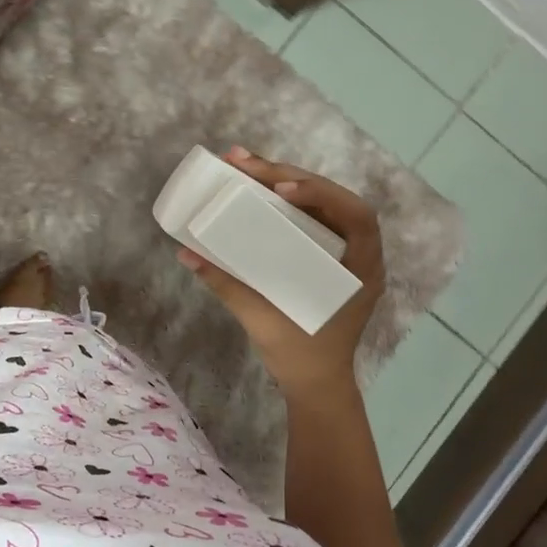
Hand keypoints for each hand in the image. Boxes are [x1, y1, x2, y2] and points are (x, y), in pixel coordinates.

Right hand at [180, 147, 384, 395]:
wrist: (316, 386)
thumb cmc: (300, 354)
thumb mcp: (262, 318)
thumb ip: (226, 283)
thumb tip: (186, 252)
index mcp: (360, 270)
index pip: (355, 216)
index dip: (321, 194)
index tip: (282, 189)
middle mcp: (360, 256)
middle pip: (332, 200)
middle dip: (288, 176)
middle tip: (243, 161)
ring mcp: (345, 256)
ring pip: (320, 205)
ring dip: (285, 182)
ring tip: (245, 166)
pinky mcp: (326, 259)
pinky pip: (311, 220)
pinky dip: (287, 203)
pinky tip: (260, 192)